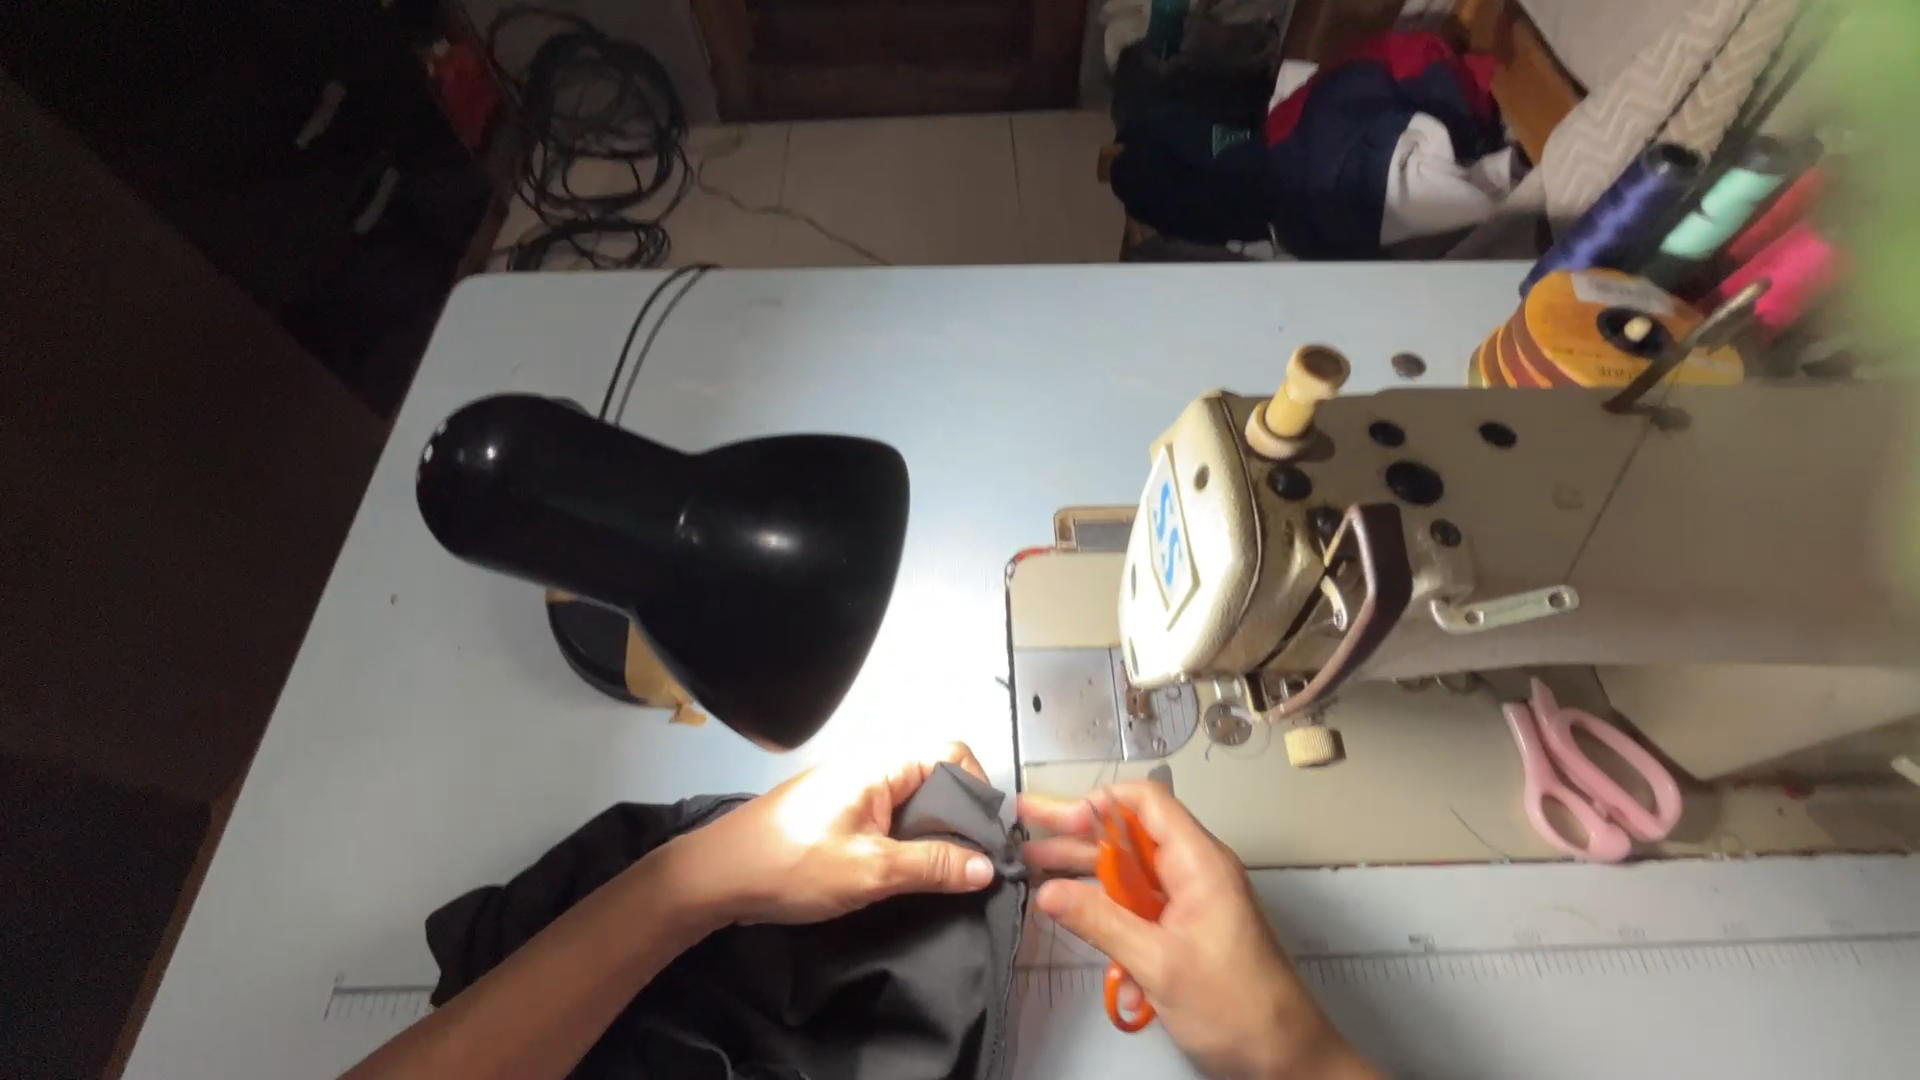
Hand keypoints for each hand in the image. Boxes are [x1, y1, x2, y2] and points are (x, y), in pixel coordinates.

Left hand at [665, 743, 998, 925]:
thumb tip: (988, 866)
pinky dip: (907, 837)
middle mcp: (871, 766)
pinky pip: (889, 813)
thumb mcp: (871, 872)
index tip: (988, 836)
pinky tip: (907, 870)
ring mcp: (852, 787)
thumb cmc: (795, 865)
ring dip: (932, 830)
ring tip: (944, 871)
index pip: (951, 754)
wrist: (716, 876)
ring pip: (912, 798)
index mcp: (881, 765)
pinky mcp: (839, 809)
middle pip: (935, 775)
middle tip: (972, 861)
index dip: (978, 788)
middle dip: (959, 815)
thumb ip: (932, 865)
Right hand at [1021, 782, 1375, 1079]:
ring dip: (1081, 862)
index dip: (1101, 802)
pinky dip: (1101, 893)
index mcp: (1198, 861)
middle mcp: (1192, 867)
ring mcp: (1186, 895)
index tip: (1060, 819)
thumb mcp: (1160, 965)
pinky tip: (1064, 896)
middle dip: (1077, 828)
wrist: (1289, 1063)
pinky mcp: (1181, 922)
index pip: (1146, 802)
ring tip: (1029, 857)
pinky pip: (1135, 895)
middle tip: (1026, 823)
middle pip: (1128, 831)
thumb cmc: (1234, 1007)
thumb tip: (1045, 891)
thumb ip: (1100, 922)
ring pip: (1127, 864)